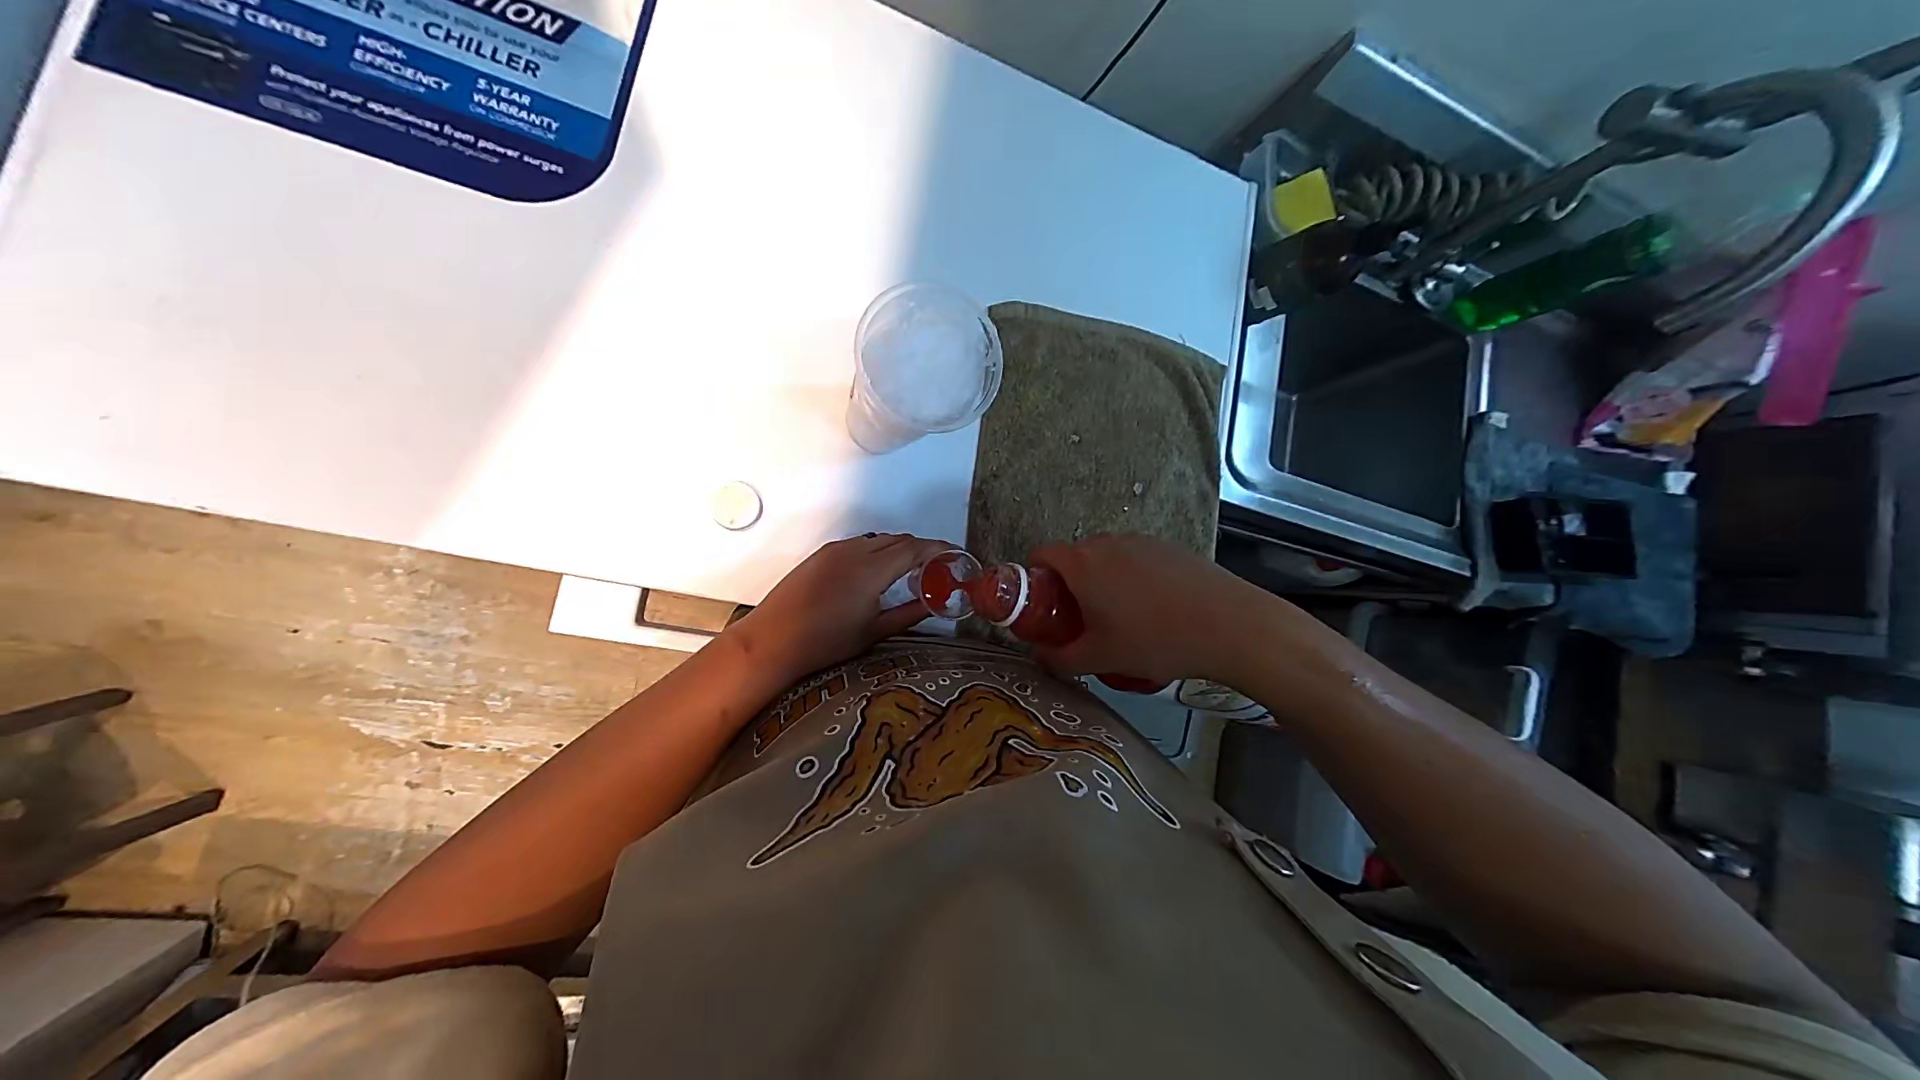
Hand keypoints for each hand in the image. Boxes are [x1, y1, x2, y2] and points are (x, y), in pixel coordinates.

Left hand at [730, 533, 951, 679]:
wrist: (773, 641)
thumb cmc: (822, 641)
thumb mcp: (874, 631)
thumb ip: (909, 613)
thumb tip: (931, 604)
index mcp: (872, 569)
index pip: (915, 548)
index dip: (938, 550)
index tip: (953, 555)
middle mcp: (854, 551)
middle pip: (898, 540)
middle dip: (920, 549)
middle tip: (935, 568)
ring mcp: (835, 551)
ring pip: (877, 540)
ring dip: (897, 549)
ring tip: (908, 572)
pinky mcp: (821, 556)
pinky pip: (858, 545)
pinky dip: (876, 552)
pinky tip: (877, 574)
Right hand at [1028, 533, 1281, 685]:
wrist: (1230, 625)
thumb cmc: (1155, 640)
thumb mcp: (1100, 659)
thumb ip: (1060, 659)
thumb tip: (1040, 657)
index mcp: (1081, 563)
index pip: (1040, 555)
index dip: (1034, 580)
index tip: (1043, 608)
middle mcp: (1107, 543)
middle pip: (1074, 558)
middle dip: (1069, 588)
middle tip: (1080, 623)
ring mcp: (1141, 542)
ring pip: (1107, 560)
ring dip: (1102, 585)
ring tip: (1121, 622)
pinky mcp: (1170, 547)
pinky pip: (1136, 561)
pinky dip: (1132, 581)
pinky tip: (1155, 613)